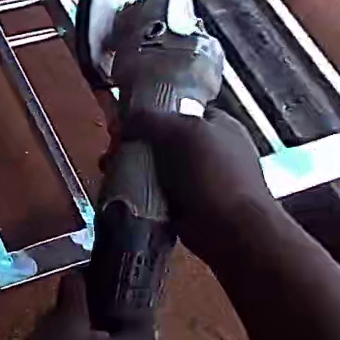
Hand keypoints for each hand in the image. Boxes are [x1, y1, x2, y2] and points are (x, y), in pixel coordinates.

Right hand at [122, 108, 274, 229]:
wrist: (230, 229)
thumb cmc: (213, 174)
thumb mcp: (183, 133)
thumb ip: (153, 120)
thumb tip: (125, 119)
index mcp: (217, 126)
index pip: (178, 110)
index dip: (149, 114)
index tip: (124, 122)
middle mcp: (208, 150)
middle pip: (161, 140)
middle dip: (133, 143)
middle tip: (113, 149)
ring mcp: (197, 179)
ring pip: (155, 167)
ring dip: (130, 167)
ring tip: (109, 169)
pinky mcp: (184, 204)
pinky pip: (153, 192)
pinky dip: (137, 191)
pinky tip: (120, 191)